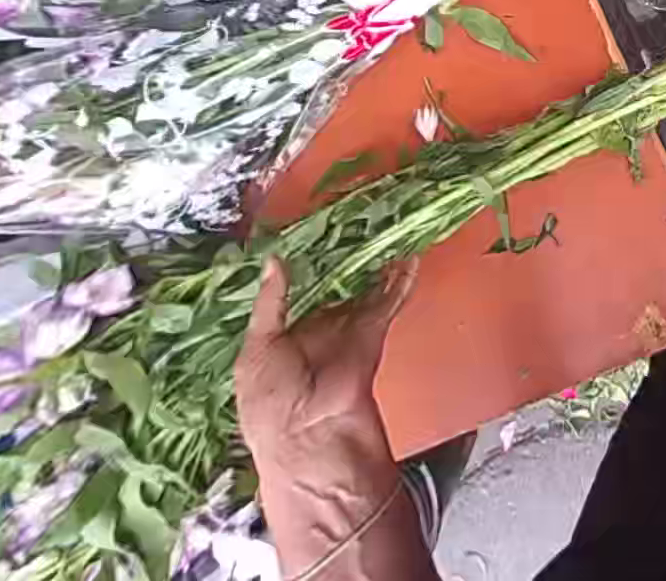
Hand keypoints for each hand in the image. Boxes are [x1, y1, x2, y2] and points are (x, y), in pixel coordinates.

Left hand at [234, 257, 417, 568]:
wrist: (311, 437)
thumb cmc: (271, 400)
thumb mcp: (256, 351)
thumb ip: (271, 303)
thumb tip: (276, 260)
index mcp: (290, 338)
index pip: (305, 296)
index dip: (313, 268)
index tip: (320, 237)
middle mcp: (323, 332)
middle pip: (340, 290)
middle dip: (351, 263)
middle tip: (360, 228)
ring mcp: (350, 332)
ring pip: (367, 292)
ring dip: (379, 267)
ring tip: (389, 234)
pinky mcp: (373, 334)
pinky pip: (387, 303)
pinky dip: (400, 282)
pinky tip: (409, 260)